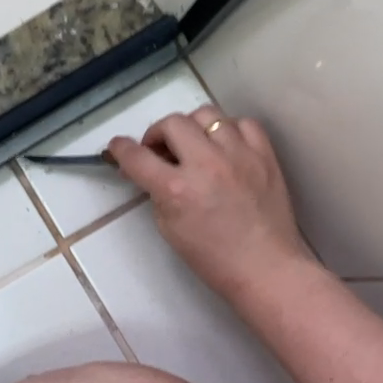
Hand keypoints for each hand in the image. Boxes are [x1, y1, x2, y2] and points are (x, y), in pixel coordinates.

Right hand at [107, 106, 313, 296]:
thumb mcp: (168, 227)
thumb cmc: (211, 257)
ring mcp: (239, 156)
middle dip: (157, 134)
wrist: (265, 267)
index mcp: (176, 190)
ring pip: (207, 114)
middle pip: (172, 123)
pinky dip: (229, 130)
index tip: (116, 147)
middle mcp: (206, 164)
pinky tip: (226, 147)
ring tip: (194, 145)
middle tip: (160, 151)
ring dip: (192, 127)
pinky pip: (243, 123)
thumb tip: (150, 171)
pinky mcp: (264, 155)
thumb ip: (157, 192)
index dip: (119, 148)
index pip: (137, 156)